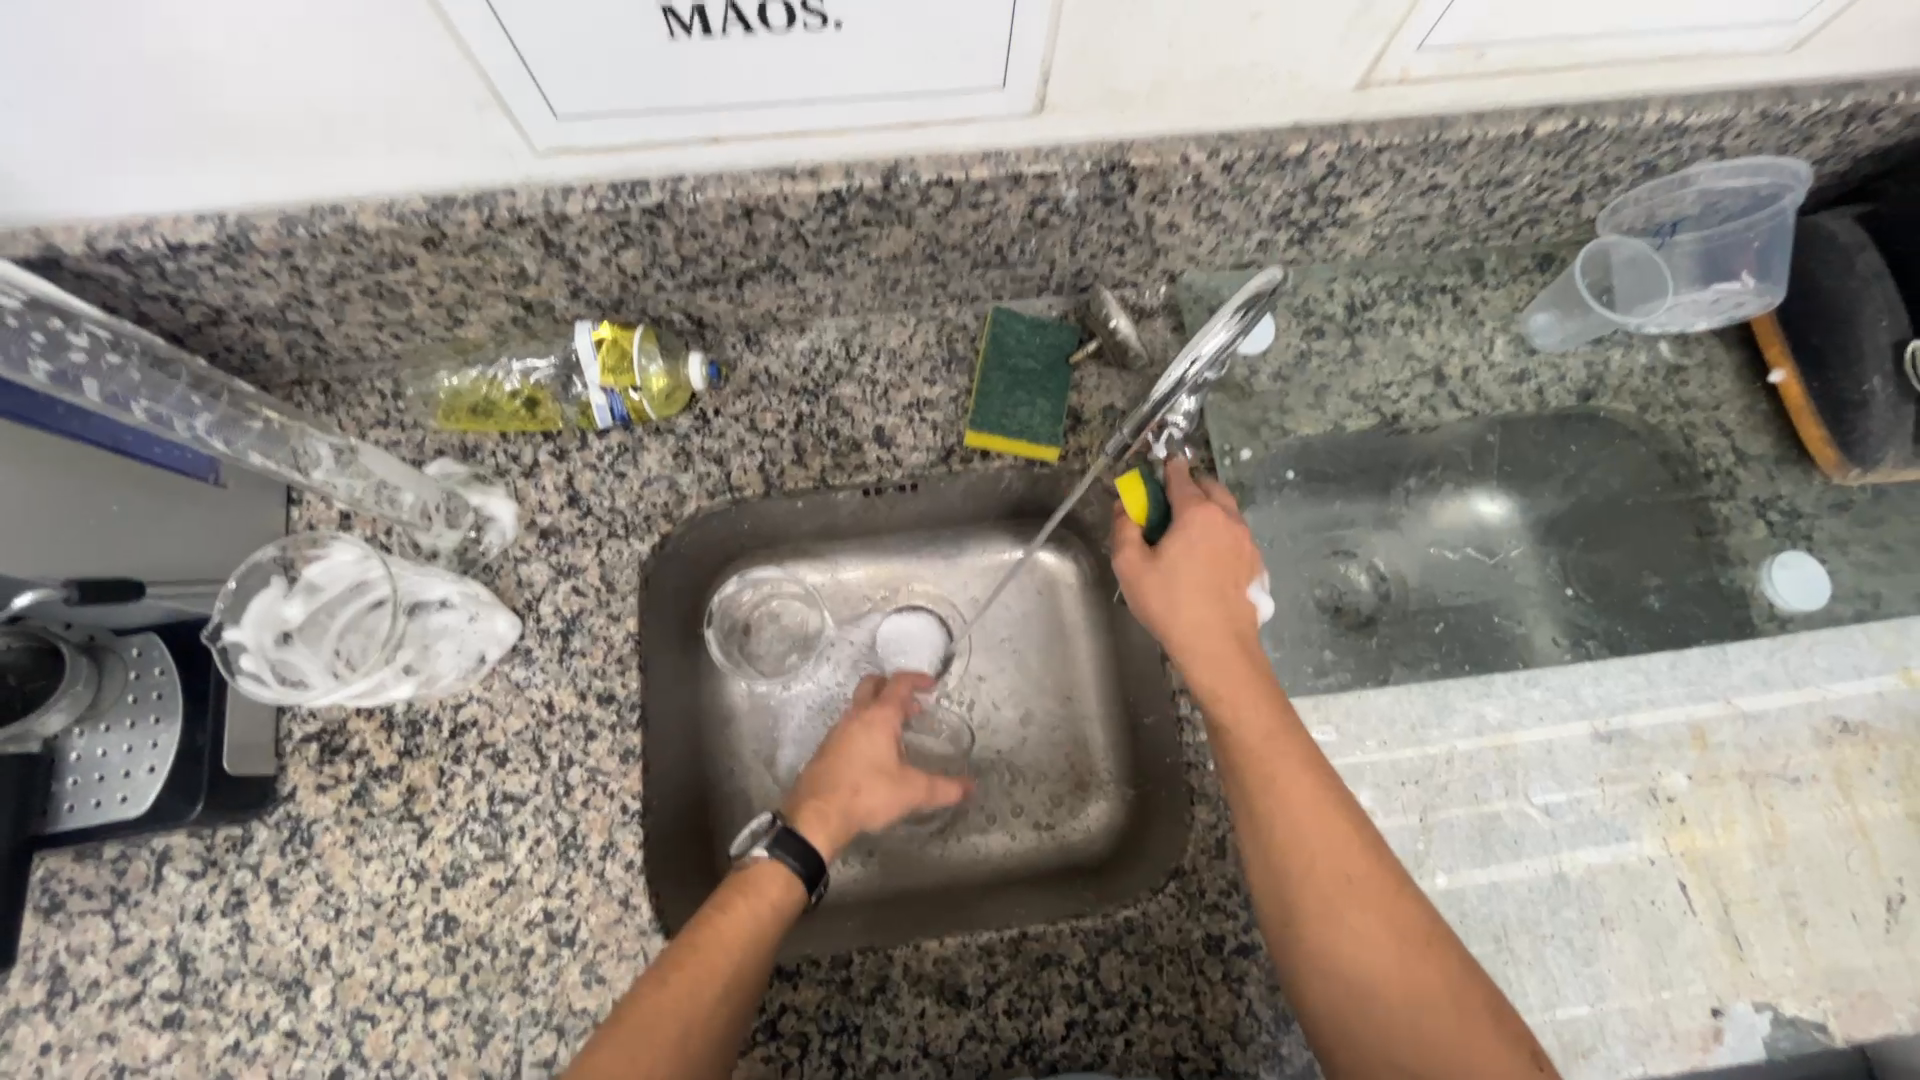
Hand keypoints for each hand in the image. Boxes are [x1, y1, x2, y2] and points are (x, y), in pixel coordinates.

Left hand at [782, 672, 973, 860]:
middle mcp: (856, 716)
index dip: (917, 679)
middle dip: (892, 687)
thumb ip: (944, 788)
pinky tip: (873, 754)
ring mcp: (837, 731)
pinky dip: (864, 728)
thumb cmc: (868, 794)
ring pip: (858, 707)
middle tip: (911, 705)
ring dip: (877, 710)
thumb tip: (970, 788)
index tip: (931, 684)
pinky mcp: (826, 749)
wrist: (817, 815)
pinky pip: (848, 727)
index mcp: (879, 717)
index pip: (899, 683)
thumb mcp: (913, 792)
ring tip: (896, 732)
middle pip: (872, 685)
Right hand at [1111, 457, 1268, 675]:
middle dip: (1191, 486)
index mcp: (1197, 512)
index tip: (1157, 471)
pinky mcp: (1256, 563)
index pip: (1181, 476)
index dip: (1166, 469)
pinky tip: (1208, 558)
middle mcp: (1228, 518)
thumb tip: (1124, 507)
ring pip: (1227, 511)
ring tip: (1189, 531)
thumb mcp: (1130, 567)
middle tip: (1170, 502)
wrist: (1218, 646)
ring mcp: (1247, 540)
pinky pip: (1237, 535)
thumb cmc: (1170, 603)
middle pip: (1210, 487)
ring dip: (1208, 509)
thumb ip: (1124, 529)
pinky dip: (1222, 534)